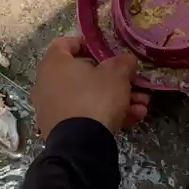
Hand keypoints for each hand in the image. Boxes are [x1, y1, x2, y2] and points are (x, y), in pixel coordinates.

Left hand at [31, 36, 149, 135]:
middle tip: (134, 82)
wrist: (81, 145)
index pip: (65, 43)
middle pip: (83, 74)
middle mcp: (47, 84)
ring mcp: (53, 108)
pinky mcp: (60, 129)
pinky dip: (106, 114)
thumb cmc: (95, 97)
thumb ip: (123, 62)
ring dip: (117, 99)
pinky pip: (86, 115)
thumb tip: (126, 61)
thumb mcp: (117, 74)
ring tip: (142, 105)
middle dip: (114, 79)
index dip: (87, 43)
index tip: (107, 49)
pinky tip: (133, 119)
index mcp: (54, 64)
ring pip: (89, 97)